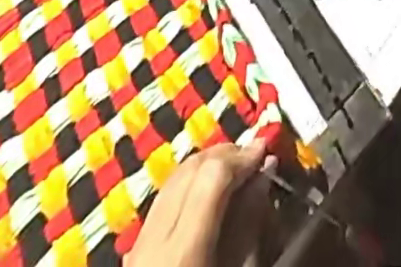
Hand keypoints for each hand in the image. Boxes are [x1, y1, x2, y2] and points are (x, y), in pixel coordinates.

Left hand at [126, 141, 270, 266]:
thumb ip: (247, 225)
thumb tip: (263, 174)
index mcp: (184, 249)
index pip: (212, 175)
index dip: (242, 156)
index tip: (265, 150)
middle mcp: (155, 236)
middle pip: (191, 167)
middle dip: (226, 154)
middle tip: (254, 158)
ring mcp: (139, 240)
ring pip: (175, 176)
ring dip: (208, 164)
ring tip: (236, 170)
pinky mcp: (135, 246)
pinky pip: (165, 196)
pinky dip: (190, 182)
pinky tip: (209, 191)